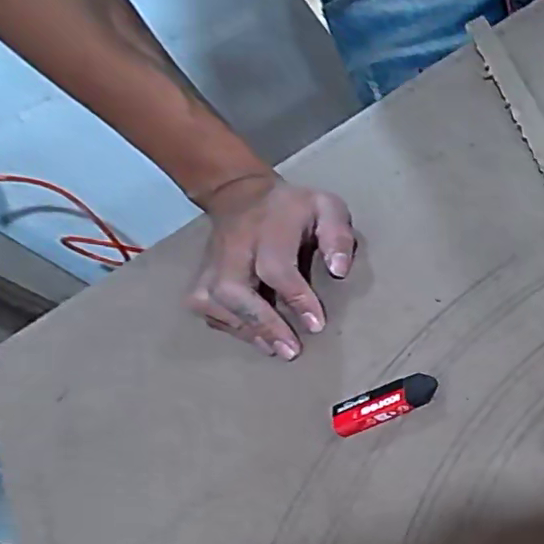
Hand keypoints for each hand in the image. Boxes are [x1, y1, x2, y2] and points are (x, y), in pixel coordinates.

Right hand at [187, 173, 356, 359]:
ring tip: (275, 350)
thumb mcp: (328, 208)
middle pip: (232, 290)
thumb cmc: (297, 207)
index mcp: (268, 231)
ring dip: (242, 328)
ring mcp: (212, 261)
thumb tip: (340, 269)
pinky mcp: (203, 272)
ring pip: (210, 300)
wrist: (241, 192)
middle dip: (261, 323)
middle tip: (290, 351)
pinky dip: (226, 324)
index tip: (316, 325)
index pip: (275, 269)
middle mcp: (233, 248)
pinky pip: (203, 304)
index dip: (295, 299)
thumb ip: (338, 235)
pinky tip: (256, 339)